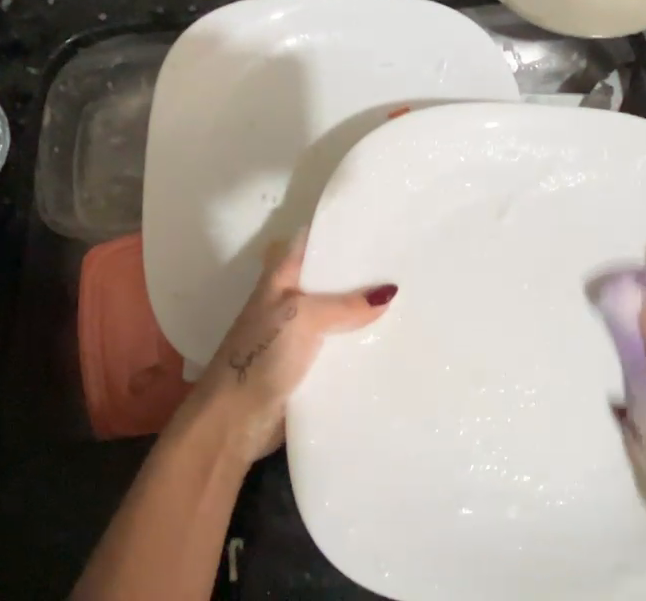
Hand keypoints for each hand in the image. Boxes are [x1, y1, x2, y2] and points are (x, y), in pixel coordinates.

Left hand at [183, 229, 397, 464]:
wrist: (234, 420)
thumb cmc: (261, 355)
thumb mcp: (302, 317)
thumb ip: (344, 303)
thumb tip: (389, 292)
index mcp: (282, 276)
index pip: (314, 241)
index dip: (342, 230)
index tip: (381, 224)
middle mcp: (293, 299)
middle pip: (332, 278)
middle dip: (364, 272)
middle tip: (408, 262)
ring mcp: (301, 333)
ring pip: (341, 313)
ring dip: (367, 310)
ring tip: (412, 298)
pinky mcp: (309, 364)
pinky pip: (342, 345)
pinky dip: (362, 343)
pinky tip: (394, 338)